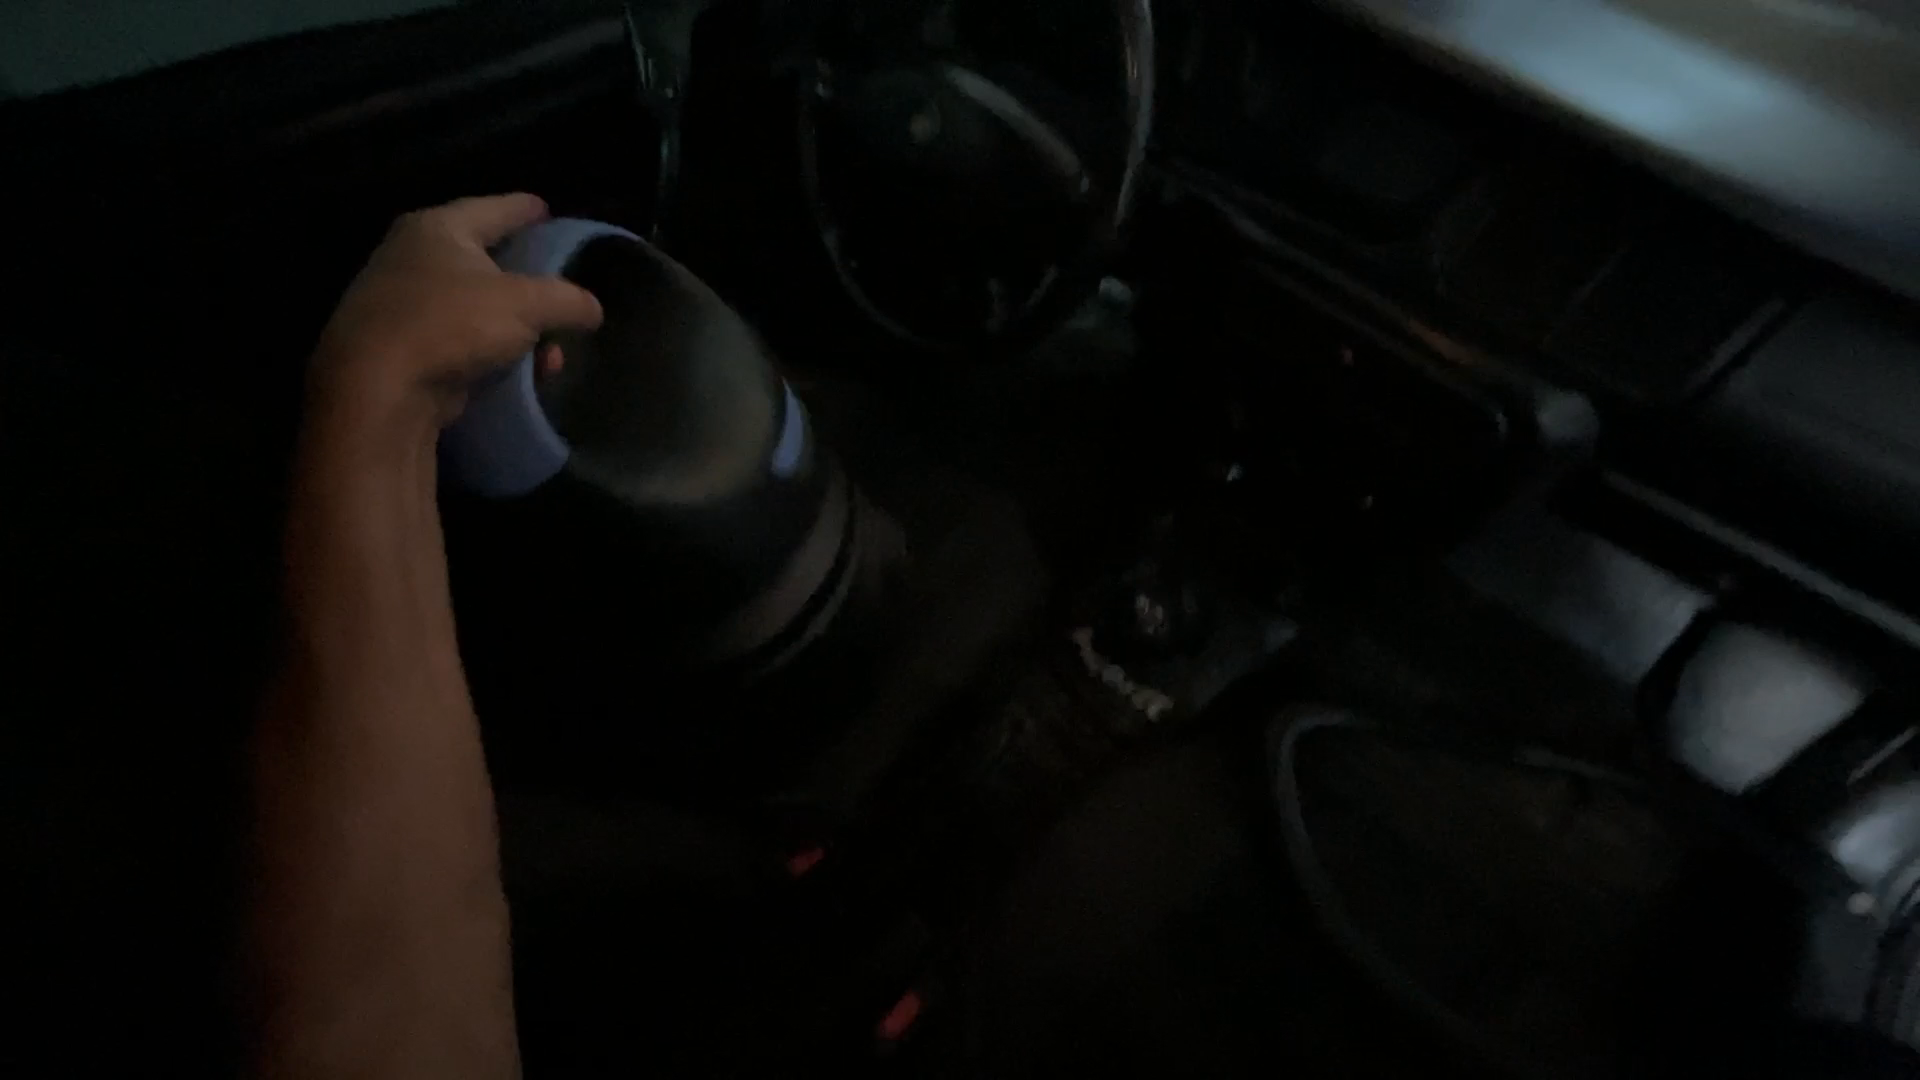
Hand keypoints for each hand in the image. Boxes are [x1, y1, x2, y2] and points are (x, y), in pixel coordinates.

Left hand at [307, 193, 603, 452]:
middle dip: (530, 281)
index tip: (546, 209)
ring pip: (483, 307)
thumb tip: (593, 308)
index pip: (491, 208)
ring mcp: (408, 302)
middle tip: (559, 287)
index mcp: (439, 230)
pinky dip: (501, 352)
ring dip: (523, 329)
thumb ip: (568, 300)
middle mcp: (415, 257)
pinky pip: (470, 340)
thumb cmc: (454, 324)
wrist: (383, 386)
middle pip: (488, 261)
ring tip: (551, 354)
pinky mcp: (409, 345)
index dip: (522, 209)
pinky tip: (525, 373)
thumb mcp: (527, 305)